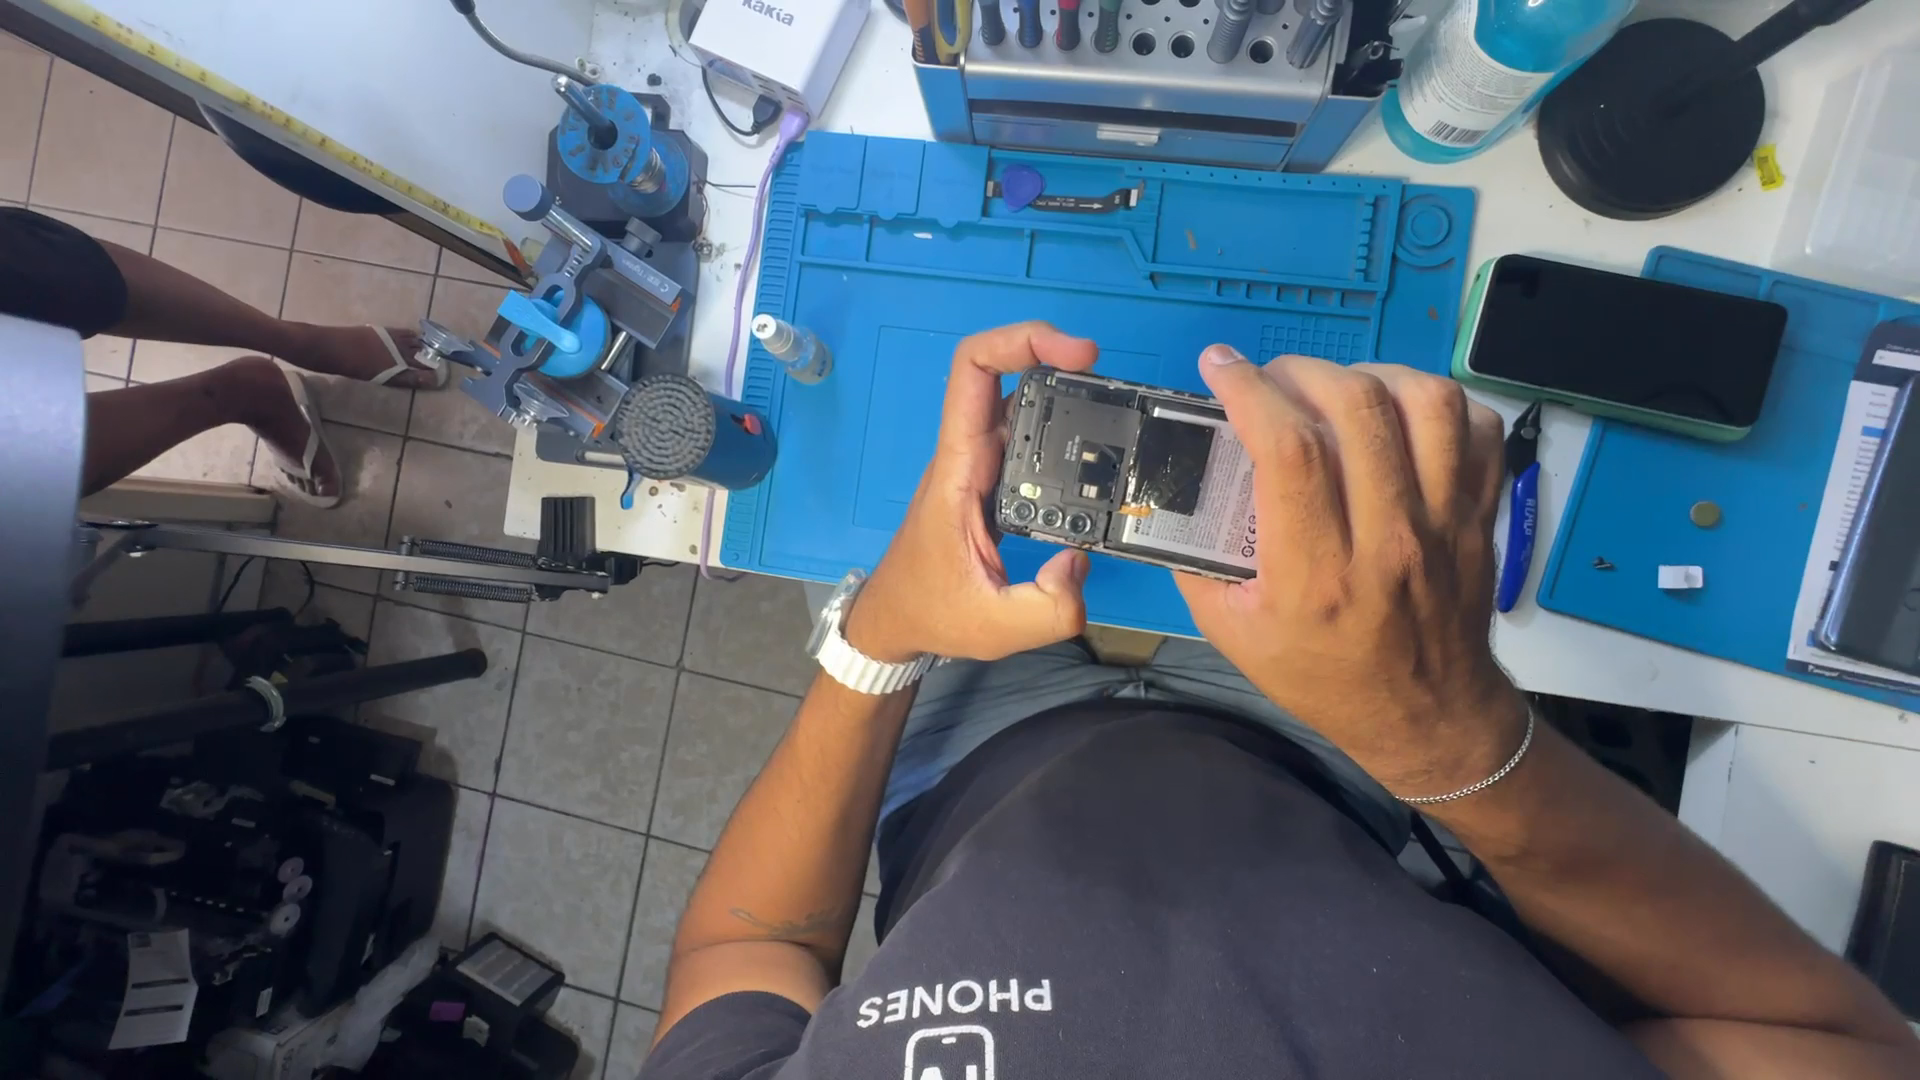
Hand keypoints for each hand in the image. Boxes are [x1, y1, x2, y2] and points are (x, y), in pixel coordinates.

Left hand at [845, 322, 1097, 663]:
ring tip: (1108, 400)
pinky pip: (1024, 436)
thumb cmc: (933, 614)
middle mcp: (968, 457)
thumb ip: (1049, 608)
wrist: (898, 617)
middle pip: (999, 376)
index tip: (1076, 354)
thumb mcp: (995, 627)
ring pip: (1014, 404)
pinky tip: (1092, 443)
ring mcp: (978, 466)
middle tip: (1104, 377)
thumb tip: (1080, 561)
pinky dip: (1057, 423)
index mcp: (959, 471)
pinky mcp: (990, 482)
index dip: (1020, 341)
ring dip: (1056, 388)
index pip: (973, 374)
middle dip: (1049, 356)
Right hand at [1174, 346, 1525, 797]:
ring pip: (1425, 401)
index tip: (1220, 368)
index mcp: (1316, 570)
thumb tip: (1177, 497)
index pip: (1288, 449)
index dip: (1249, 391)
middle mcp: (1387, 535)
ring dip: (1366, 374)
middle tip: (1267, 382)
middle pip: (1355, 408)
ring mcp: (1445, 520)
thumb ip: (1195, 563)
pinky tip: (1390, 411)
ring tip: (1330, 388)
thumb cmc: (1319, 676)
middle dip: (1298, 372)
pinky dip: (1429, 398)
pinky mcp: (1479, 513)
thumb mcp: (1230, 633)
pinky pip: (1472, 424)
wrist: (1424, 716)